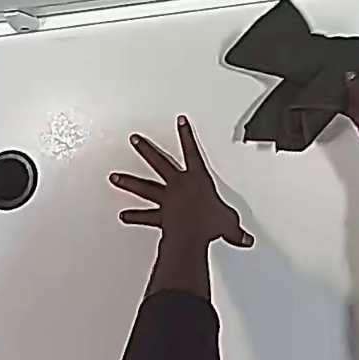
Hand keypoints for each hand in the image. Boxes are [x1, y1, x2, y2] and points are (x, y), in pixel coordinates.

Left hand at [111, 116, 254, 248]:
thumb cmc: (209, 224)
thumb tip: (244, 238)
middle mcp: (178, 185)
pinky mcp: (159, 217)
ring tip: (115, 177)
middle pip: (159, 162)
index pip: (192, 151)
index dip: (186, 135)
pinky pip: (145, 216)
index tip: (180, 121)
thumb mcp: (228, 223)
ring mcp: (166, 200)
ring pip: (144, 187)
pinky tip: (123, 215)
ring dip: (129, 182)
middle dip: (146, 149)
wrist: (191, 238)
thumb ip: (234, 230)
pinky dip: (133, 216)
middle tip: (135, 139)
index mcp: (197, 179)